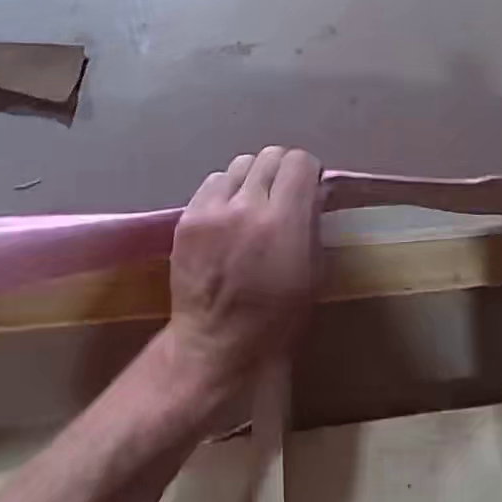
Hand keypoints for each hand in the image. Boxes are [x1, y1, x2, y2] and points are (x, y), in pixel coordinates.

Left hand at [159, 146, 323, 385]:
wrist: (218, 345)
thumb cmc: (279, 316)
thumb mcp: (315, 269)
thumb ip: (313, 221)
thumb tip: (314, 189)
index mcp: (283, 221)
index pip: (299, 161)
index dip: (308, 172)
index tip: (309, 188)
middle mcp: (246, 207)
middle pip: (270, 156)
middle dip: (282, 171)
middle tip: (284, 195)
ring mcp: (210, 211)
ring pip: (240, 165)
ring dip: (253, 179)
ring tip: (254, 205)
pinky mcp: (186, 219)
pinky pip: (213, 183)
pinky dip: (226, 192)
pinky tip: (229, 217)